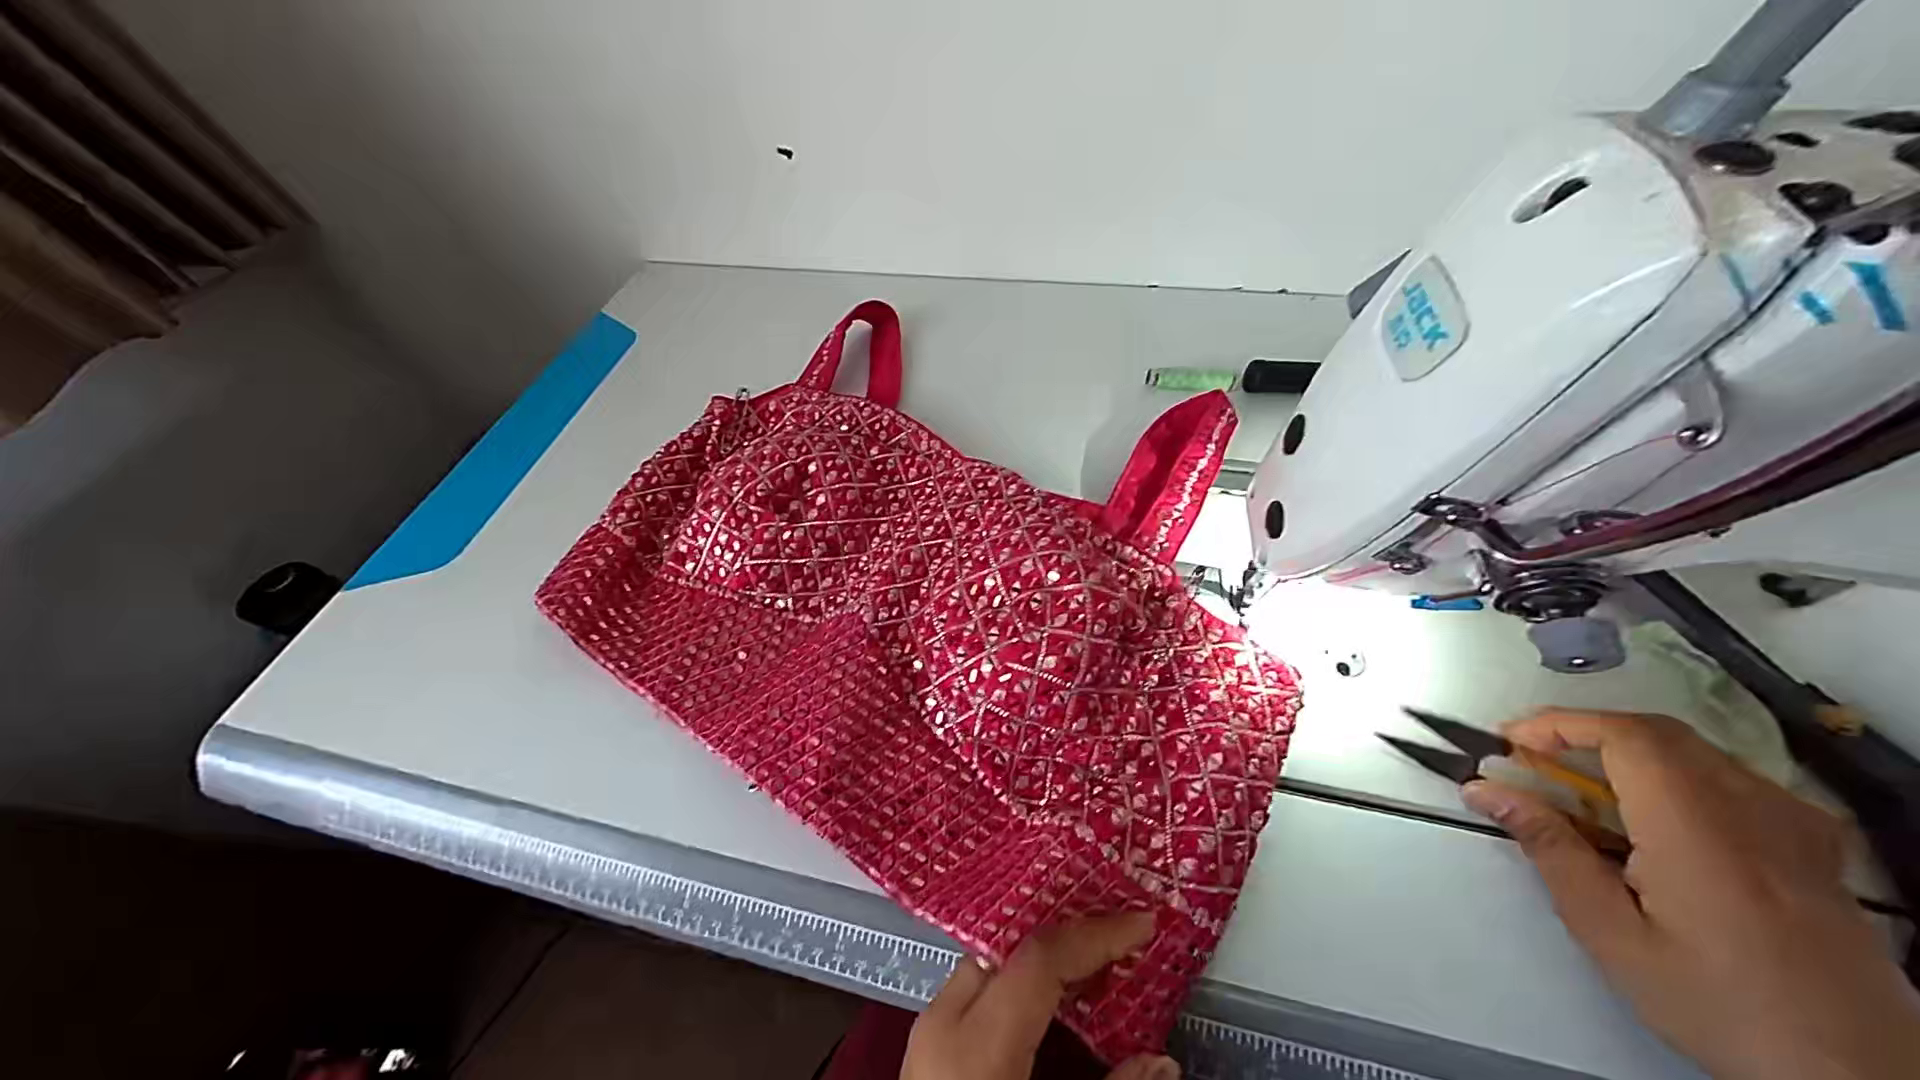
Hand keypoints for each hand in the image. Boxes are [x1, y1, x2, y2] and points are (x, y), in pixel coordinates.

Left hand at [902, 913, 1177, 1079]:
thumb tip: (1162, 1062)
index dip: (1095, 933)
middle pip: (1009, 947)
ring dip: (1043, 958)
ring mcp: (927, 1032)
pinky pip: (979, 992)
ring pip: (992, 963)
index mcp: (975, 1041)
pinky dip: (1019, 985)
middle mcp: (942, 1019)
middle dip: (1068, 933)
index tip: (1143, 919)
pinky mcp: (926, 1050)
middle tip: (1120, 933)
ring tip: (1094, 962)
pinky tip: (1049, 1005)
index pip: (1038, 957)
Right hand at [1462, 708, 1919, 1079]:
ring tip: (1578, 791)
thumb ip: (1549, 848)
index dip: (1559, 724)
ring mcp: (1793, 825)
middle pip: (1655, 733)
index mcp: (1699, 831)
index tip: (1509, 743)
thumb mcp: (1611, 933)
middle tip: (1530, 762)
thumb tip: (1486, 790)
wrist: (1858, 1074)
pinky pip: (1728, 776)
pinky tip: (1651, 814)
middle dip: (1581, 733)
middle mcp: (1753, 813)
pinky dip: (1669, 772)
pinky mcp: (1811, 843)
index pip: (1625, 736)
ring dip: (1622, 752)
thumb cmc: (1720, 1005)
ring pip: (1691, 751)